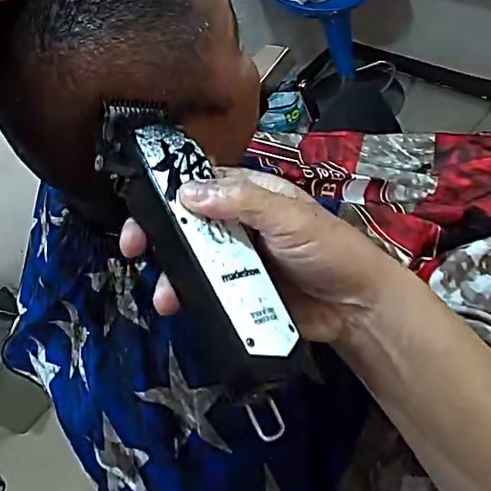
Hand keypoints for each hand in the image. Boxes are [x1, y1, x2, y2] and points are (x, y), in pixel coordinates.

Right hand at [119, 168, 410, 343]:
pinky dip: (188, 297)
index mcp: (252, 194)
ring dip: (172, 272)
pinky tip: (179, 305)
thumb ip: (243, 201)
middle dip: (160, 234)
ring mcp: (239, 260)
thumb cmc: (330, 249)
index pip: (204, 183)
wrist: (356, 308)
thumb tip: (189, 192)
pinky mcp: (240, 294)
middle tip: (135, 247)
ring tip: (164, 292)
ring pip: (193, 260)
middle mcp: (240, 224)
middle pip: (190, 223)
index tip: (144, 205)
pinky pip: (206, 291)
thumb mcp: (290, 217)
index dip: (172, 190)